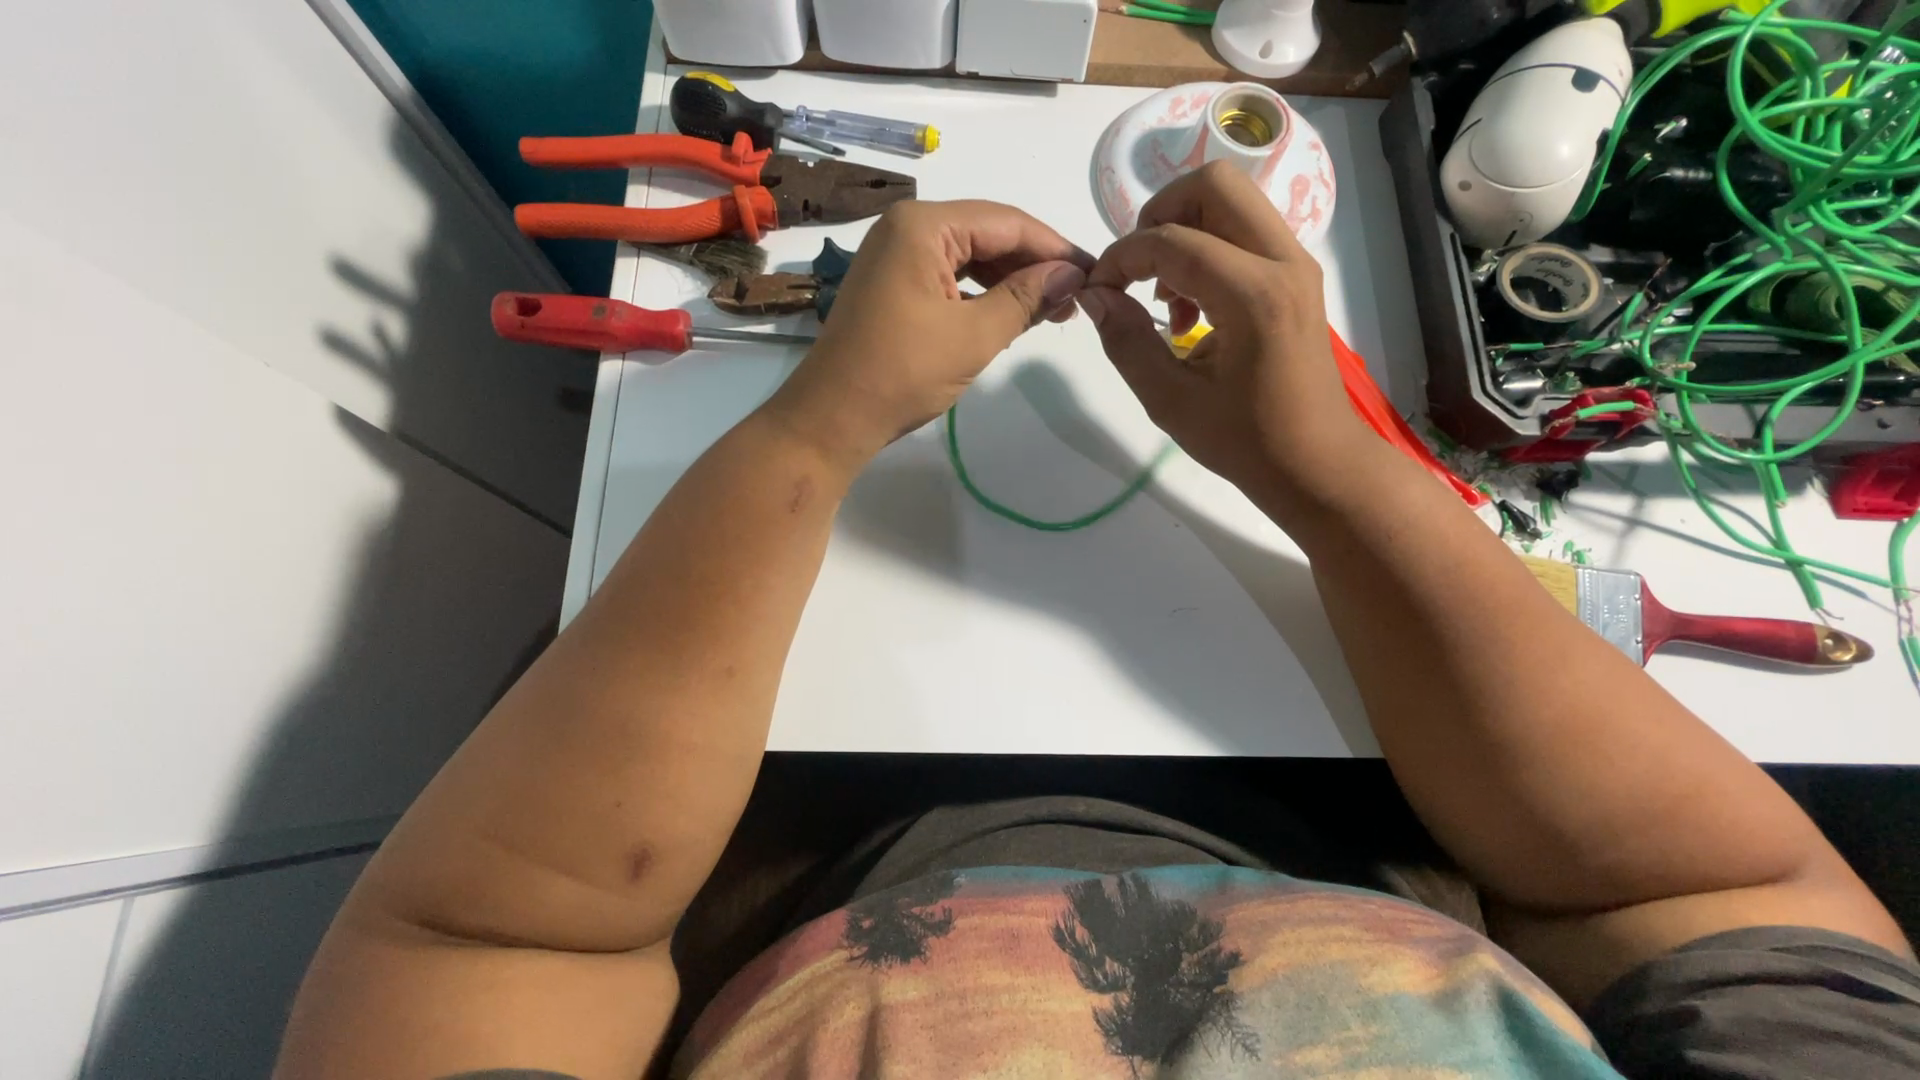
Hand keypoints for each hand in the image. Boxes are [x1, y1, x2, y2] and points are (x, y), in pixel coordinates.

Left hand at [765, 200, 1091, 470]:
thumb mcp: (973, 335)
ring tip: (1051, 311)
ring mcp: (895, 257)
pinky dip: (981, 294)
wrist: (832, 418)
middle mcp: (906, 228)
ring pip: (969, 257)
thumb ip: (1025, 298)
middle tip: (1076, 297)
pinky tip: (1010, 314)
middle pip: (987, 234)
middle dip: (1033, 264)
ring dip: (1010, 282)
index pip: (1006, 222)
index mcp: (922, 225)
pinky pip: (948, 277)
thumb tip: (1071, 276)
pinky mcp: (892, 286)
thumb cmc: (901, 373)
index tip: (1095, 271)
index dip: (1054, 246)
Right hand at [1080, 162, 1372, 501]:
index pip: (1171, 242)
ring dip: (1185, 232)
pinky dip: (1208, 248)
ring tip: (1167, 300)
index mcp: (1254, 297)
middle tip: (1138, 271)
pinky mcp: (1296, 275)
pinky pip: (1245, 231)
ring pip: (1232, 201)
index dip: (1122, 258)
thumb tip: (1094, 295)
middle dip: (1159, 216)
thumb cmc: (1245, 442)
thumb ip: (1126, 341)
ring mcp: (1296, 264)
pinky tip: (1193, 309)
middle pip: (1214, 185)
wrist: (1316, 462)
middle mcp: (1283, 262)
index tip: (1097, 291)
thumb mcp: (1170, 402)